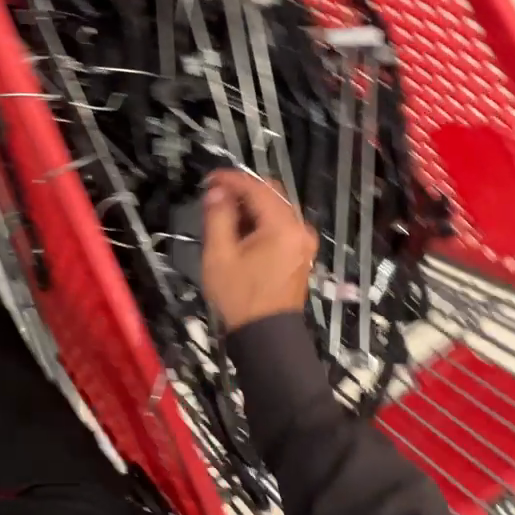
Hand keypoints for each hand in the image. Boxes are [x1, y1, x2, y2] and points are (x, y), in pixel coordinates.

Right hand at [201, 170, 318, 330]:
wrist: (266, 335)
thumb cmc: (240, 297)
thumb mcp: (219, 255)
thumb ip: (218, 217)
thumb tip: (217, 193)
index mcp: (282, 227)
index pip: (257, 188)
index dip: (231, 179)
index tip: (210, 179)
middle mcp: (300, 230)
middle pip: (272, 193)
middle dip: (243, 190)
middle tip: (216, 195)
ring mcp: (304, 242)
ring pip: (277, 208)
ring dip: (252, 205)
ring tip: (225, 214)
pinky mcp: (301, 253)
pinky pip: (282, 224)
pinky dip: (262, 220)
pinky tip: (242, 230)